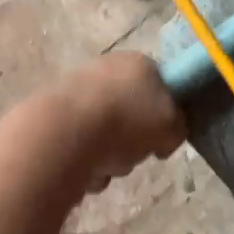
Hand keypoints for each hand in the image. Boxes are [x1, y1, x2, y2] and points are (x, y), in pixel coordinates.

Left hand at [64, 52, 186, 182]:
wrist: (66, 134)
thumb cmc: (127, 122)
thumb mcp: (172, 127)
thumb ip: (178, 128)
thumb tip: (167, 135)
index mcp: (140, 62)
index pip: (160, 86)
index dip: (164, 114)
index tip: (160, 137)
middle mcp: (109, 67)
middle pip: (131, 111)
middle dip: (133, 140)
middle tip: (134, 154)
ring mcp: (78, 88)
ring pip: (105, 131)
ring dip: (108, 155)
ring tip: (105, 168)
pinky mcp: (55, 113)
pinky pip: (79, 143)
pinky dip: (83, 160)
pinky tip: (83, 170)